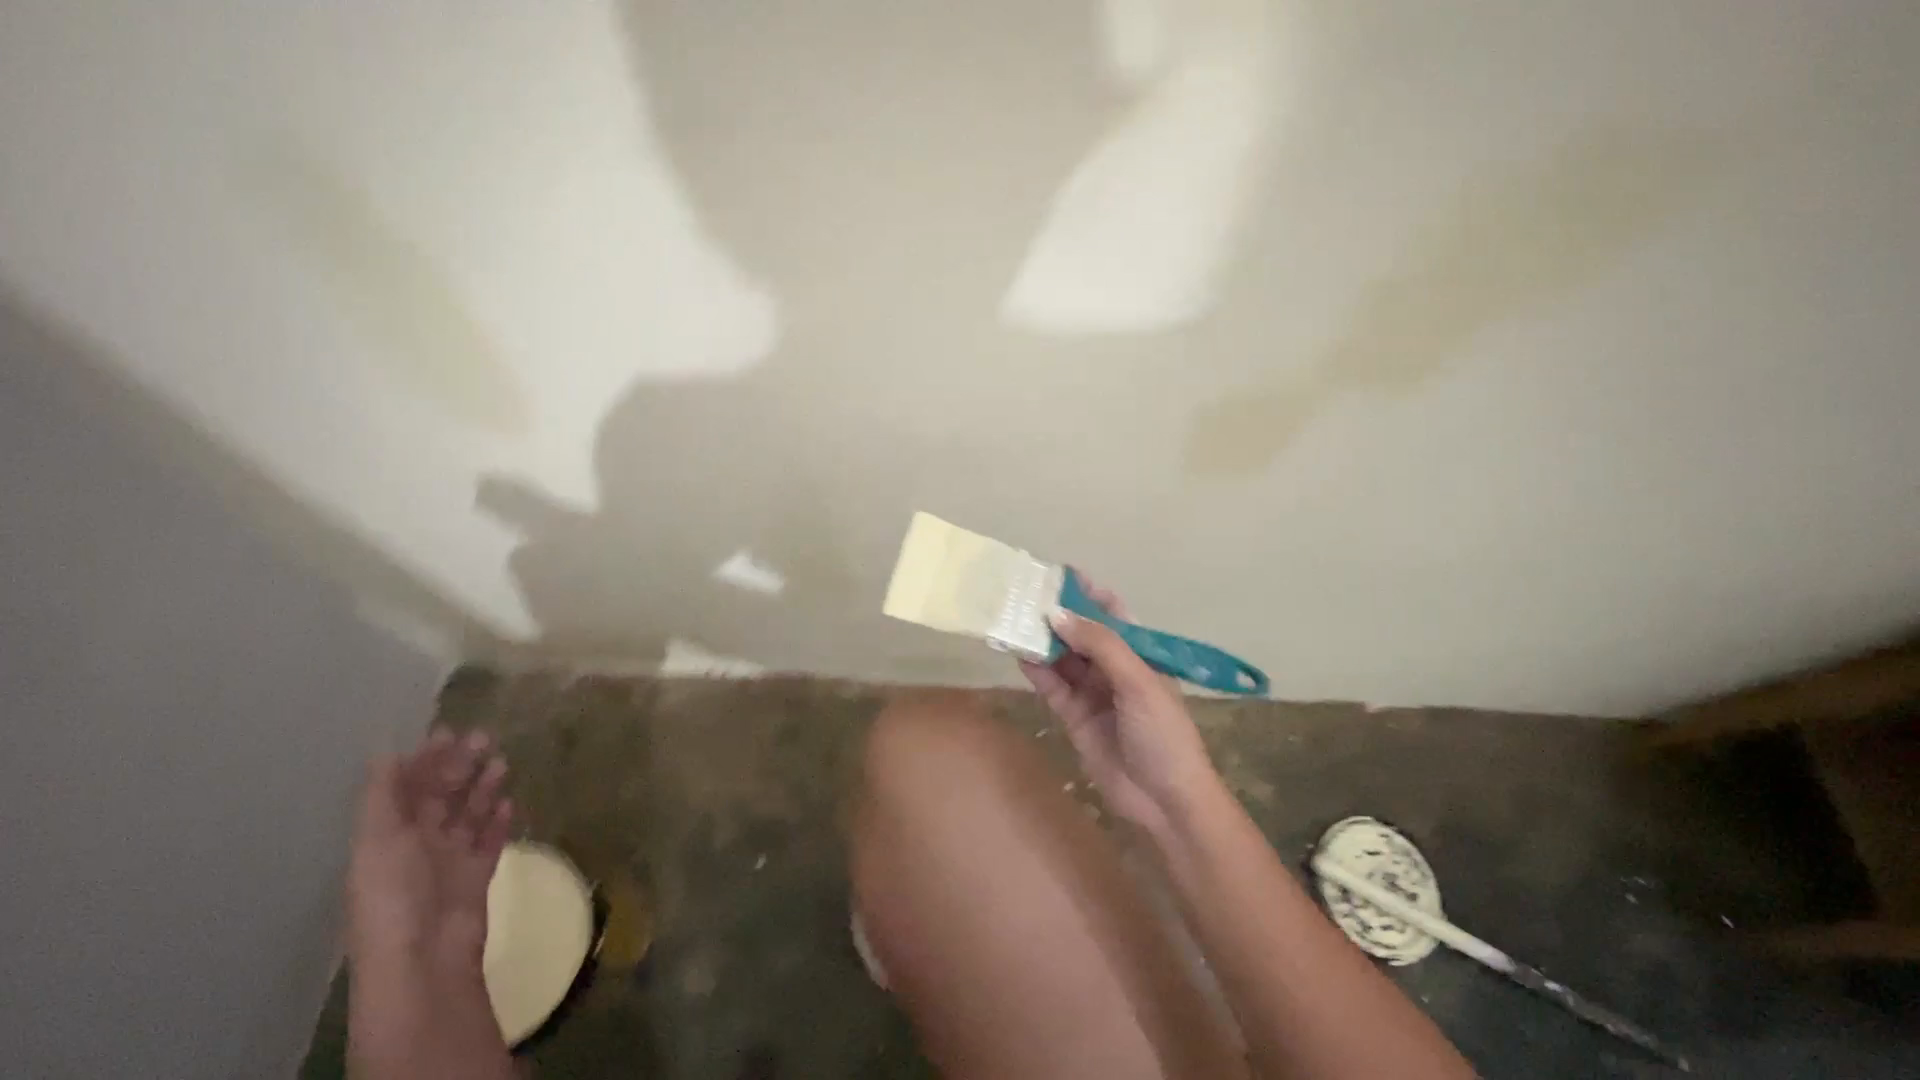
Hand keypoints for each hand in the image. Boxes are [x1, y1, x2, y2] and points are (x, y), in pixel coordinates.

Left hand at [348, 728, 514, 969]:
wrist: (425, 958)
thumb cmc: (394, 895)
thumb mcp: (378, 840)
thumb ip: (384, 795)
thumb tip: (385, 751)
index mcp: (386, 836)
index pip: (406, 788)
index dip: (424, 760)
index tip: (449, 731)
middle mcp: (416, 845)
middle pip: (441, 797)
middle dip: (460, 766)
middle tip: (486, 737)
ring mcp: (448, 861)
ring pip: (468, 815)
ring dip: (483, 788)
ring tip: (502, 764)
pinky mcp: (477, 877)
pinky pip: (490, 841)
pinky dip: (499, 822)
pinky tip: (510, 802)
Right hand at [1019, 578, 1218, 833]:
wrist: (1165, 800)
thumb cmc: (1163, 733)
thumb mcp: (1138, 682)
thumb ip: (1100, 645)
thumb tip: (1058, 613)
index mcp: (1141, 655)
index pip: (1113, 615)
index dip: (1089, 594)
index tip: (1060, 574)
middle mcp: (1115, 670)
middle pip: (1082, 635)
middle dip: (1058, 616)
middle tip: (1024, 596)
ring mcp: (1094, 694)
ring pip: (1064, 660)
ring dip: (1043, 643)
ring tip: (1014, 621)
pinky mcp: (1075, 719)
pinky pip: (1054, 688)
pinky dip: (1038, 672)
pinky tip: (1020, 655)